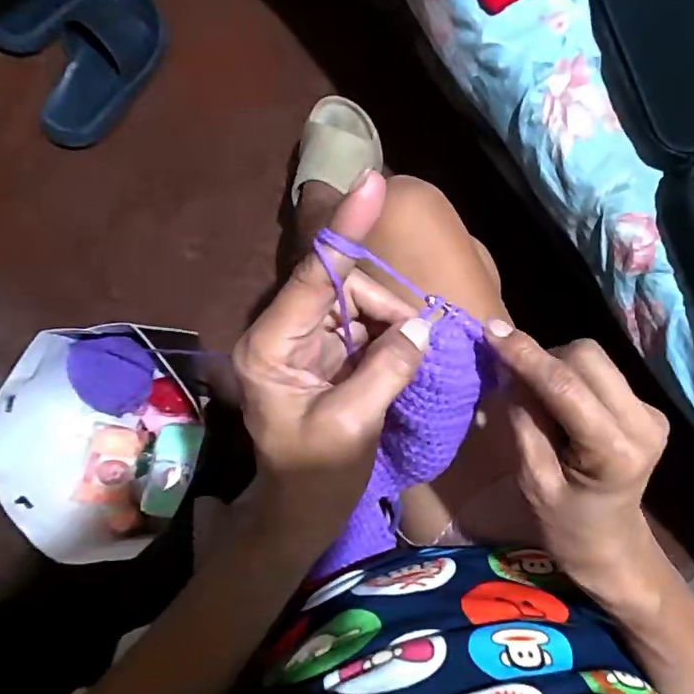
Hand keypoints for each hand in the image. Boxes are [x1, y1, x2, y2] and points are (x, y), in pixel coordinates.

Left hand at [232, 171, 430, 520]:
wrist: (302, 510)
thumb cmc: (316, 478)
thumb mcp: (351, 426)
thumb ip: (387, 368)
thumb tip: (423, 325)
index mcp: (270, 347)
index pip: (313, 275)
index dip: (346, 229)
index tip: (373, 183)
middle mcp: (282, 332)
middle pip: (343, 285)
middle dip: (386, 308)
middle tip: (417, 344)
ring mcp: (305, 339)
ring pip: (359, 301)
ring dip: (391, 322)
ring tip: (406, 361)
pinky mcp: (325, 351)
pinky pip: (364, 322)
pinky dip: (390, 334)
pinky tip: (400, 357)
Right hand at [483, 324, 670, 589]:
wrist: (613, 546)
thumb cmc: (567, 526)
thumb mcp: (533, 481)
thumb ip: (523, 422)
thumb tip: (507, 369)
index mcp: (615, 451)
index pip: (566, 387)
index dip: (526, 355)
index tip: (491, 331)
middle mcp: (643, 422)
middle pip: (587, 356)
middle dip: (544, 359)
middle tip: (514, 381)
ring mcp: (650, 412)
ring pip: (595, 358)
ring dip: (557, 365)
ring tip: (538, 399)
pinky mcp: (647, 407)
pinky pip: (601, 372)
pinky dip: (572, 376)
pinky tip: (561, 406)